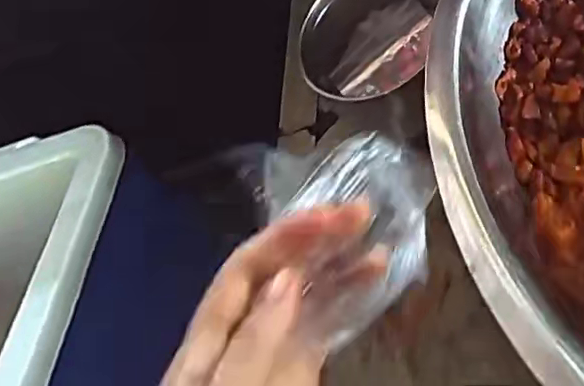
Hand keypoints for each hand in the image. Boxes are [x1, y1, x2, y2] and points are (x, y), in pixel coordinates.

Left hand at [161, 201, 381, 385]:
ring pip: (304, 297)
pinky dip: (347, 298)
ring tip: (377, 246)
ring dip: (339, 264)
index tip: (331, 218)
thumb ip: (250, 349)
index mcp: (206, 352)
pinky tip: (373, 282)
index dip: (284, 237)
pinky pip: (322, 327)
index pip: (242, 274)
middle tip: (364, 213)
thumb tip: (286, 278)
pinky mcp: (295, 377)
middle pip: (276, 277)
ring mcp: (269, 362)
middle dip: (317, 239)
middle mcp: (238, 345)